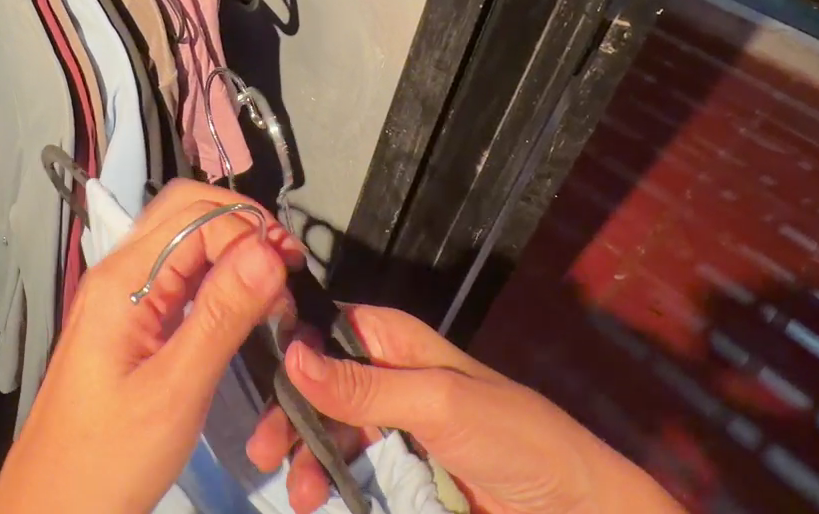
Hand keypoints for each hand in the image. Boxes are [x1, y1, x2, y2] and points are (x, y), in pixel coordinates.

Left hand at [0, 181, 304, 513]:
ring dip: (229, 245)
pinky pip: (175, 272)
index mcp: (124, 279)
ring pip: (181, 239)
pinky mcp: (129, 320)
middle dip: (240, 224)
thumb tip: (267, 250)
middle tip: (285, 265)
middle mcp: (119, 272)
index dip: (247, 230)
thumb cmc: (109, 457)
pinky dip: (213, 272)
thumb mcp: (175, 391)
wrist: (50, 508)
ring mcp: (121, 294)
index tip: (291, 269)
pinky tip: (239, 301)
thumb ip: (222, 315)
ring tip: (272, 282)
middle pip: (184, 211)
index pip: (195, 216)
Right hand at [247, 305, 684, 513]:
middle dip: (288, 410)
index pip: (325, 324)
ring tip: (291, 488)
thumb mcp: (435, 403)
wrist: (574, 510)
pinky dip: (328, 472)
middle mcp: (386, 367)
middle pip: (319, 378)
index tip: (245, 368)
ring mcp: (394, 414)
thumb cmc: (510, 436)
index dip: (287, 342)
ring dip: (304, 449)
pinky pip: (352, 456)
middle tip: (261, 449)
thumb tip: (290, 355)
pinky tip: (314, 495)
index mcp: (393, 336)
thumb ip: (362, 386)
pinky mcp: (403, 458)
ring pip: (329, 419)